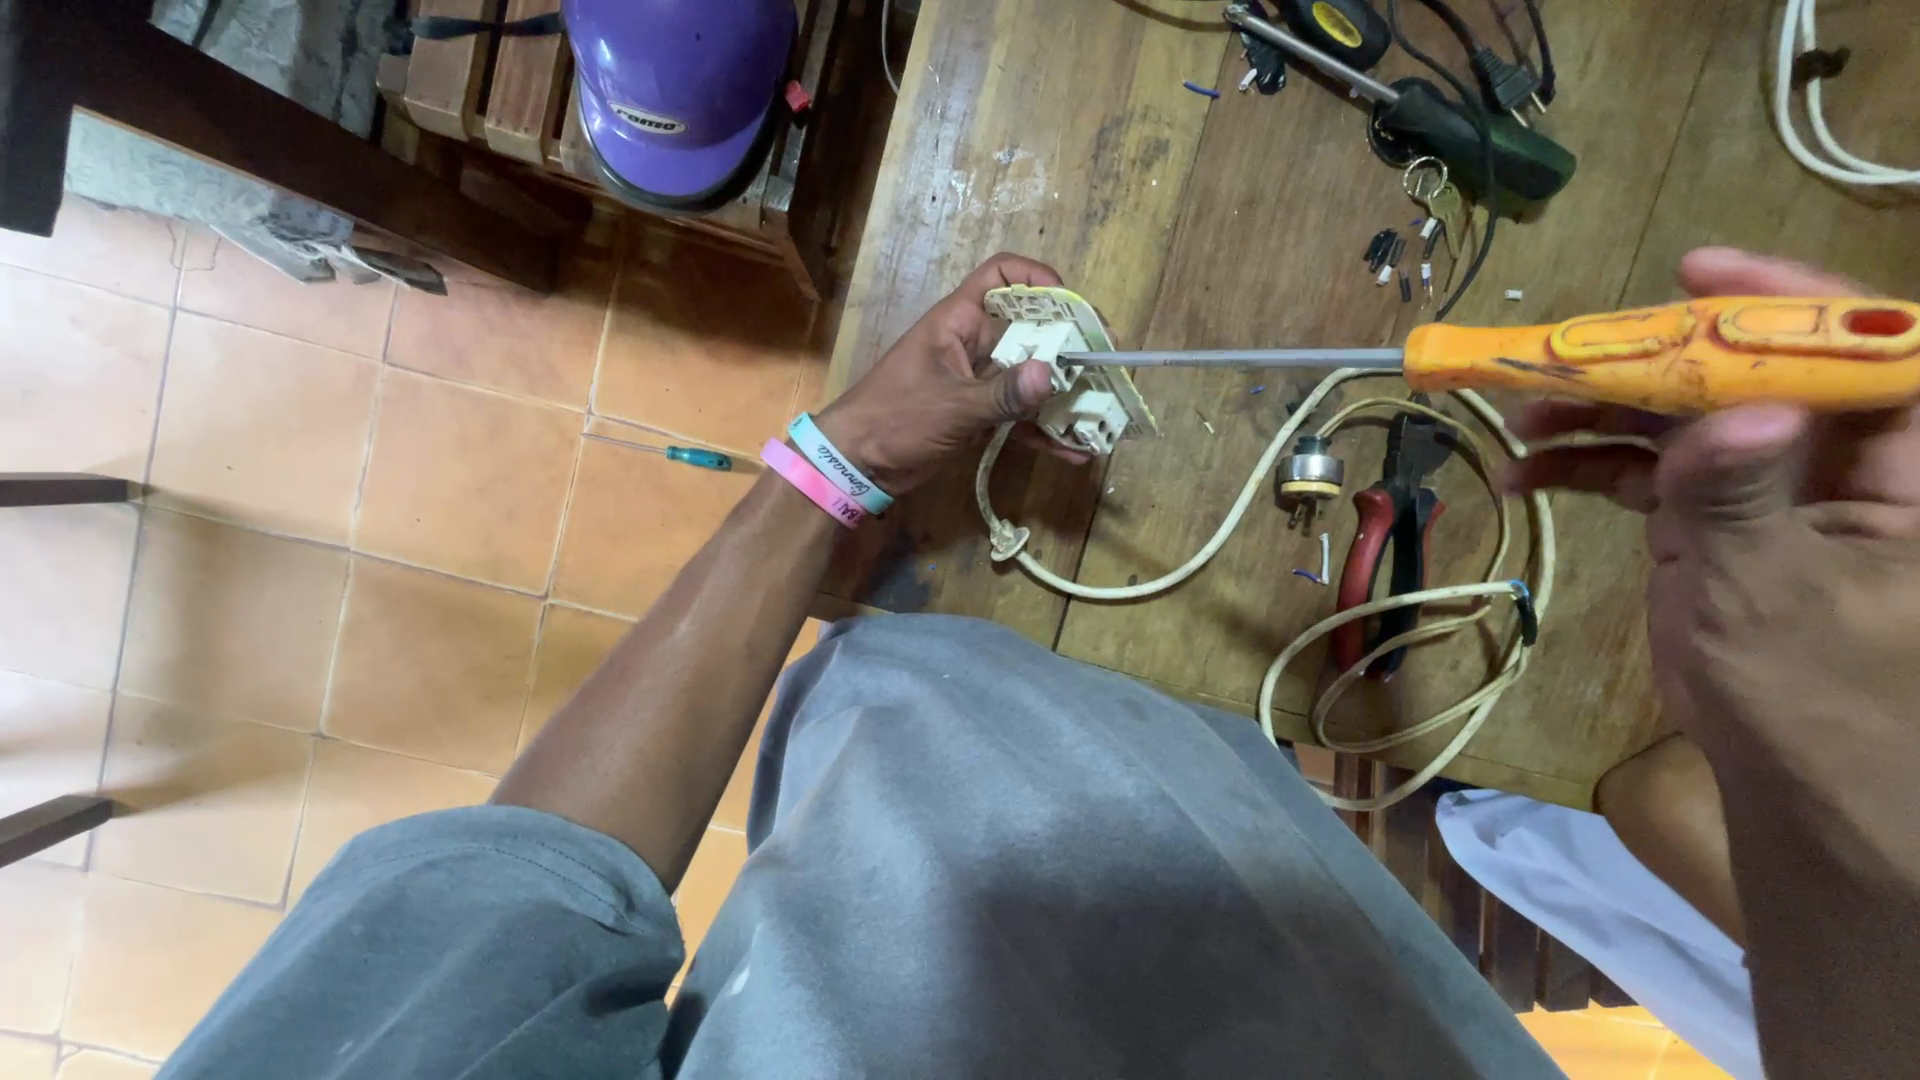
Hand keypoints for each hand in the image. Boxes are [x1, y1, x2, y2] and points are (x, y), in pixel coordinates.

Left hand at [815, 253, 1088, 494]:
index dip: (1037, 279)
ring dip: (1062, 394)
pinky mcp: (978, 414)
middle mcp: (973, 344)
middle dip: (1069, 347)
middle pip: (1029, 331)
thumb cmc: (893, 418)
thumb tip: (1050, 373)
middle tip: (1107, 366)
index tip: (1071, 307)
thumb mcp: (949, 406)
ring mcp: (977, 380)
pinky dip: (1042, 430)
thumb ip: (1000, 394)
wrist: (856, 463)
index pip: (1001, 277)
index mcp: (958, 321)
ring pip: (1029, 376)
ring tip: (1101, 414)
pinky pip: (1018, 415)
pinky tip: (1073, 450)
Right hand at [1507, 247, 1919, 785]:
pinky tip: (1527, 476)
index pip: (1865, 352)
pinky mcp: (1710, 517)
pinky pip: (1644, 469)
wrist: (1795, 769)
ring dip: (1597, 416)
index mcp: (1907, 465)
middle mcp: (1839, 459)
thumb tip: (1737, 416)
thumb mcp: (1777, 593)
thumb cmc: (1820, 690)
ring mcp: (1768, 486)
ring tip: (1523, 423)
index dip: (1785, 301)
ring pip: (1680, 419)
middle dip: (1651, 363)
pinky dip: (1583, 467)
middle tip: (1564, 358)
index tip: (1695, 274)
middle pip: (1744, 376)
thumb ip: (1745, 500)